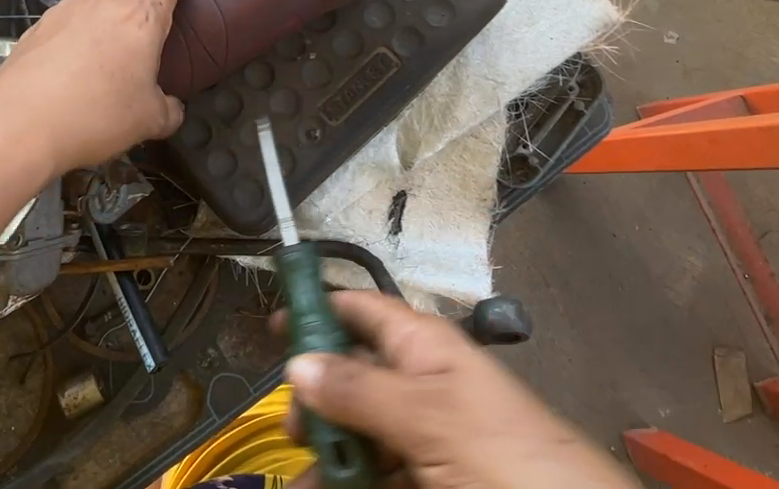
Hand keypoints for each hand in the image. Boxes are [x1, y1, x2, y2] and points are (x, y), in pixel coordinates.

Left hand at [0, 0, 189, 173]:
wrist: (22, 122)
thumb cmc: (96, 116)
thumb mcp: (148, 121)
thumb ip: (168, 110)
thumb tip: (173, 108)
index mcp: (141, 17)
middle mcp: (104, 2)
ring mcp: (67, 8)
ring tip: (112, 10)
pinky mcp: (39, 23)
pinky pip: (67, 5)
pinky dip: (79, 11)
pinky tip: (77, 37)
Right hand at [281, 291, 636, 488]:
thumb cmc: (504, 458)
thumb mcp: (427, 417)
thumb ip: (359, 389)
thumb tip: (297, 361)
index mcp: (420, 346)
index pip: (358, 308)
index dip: (317, 308)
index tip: (273, 326)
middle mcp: (418, 383)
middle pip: (350, 376)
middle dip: (316, 401)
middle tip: (295, 433)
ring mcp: (425, 436)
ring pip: (360, 433)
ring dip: (330, 457)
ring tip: (306, 486)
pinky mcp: (432, 479)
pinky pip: (380, 475)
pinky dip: (354, 484)